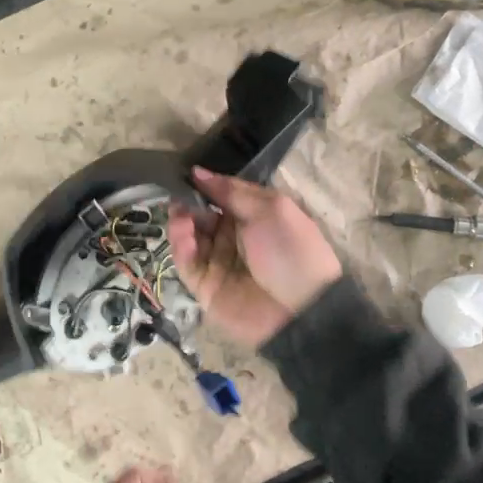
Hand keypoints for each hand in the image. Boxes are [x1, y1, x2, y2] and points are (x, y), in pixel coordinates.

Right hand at [167, 168, 342, 347]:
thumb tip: (199, 172)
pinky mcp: (204, 287)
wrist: (303, 311)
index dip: (205, 187)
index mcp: (253, 218)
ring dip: (181, 224)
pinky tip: (183, 236)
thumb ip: (233, 191)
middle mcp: (233, 238)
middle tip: (179, 198)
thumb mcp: (271, 210)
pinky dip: (181, 247)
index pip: (221, 197)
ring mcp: (217, 263)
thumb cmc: (292, 251)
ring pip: (190, 238)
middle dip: (188, 205)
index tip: (186, 175)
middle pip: (201, 217)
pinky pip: (187, 263)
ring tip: (180, 216)